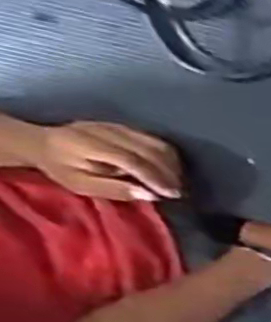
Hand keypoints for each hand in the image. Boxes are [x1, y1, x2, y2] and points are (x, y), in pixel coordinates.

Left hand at [35, 122, 182, 201]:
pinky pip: (158, 142)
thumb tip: (150, 195)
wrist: (40, 142)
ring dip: (174, 166)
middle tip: (177, 192)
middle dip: (169, 174)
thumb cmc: (61, 168)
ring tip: (175, 182)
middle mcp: (103, 131)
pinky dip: (171, 158)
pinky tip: (170, 170)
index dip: (155, 178)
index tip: (171, 195)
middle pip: (150, 151)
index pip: (130, 160)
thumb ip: (112, 189)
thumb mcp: (79, 184)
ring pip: (159, 146)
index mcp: (85, 144)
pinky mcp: (126, 127)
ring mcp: (116, 126)